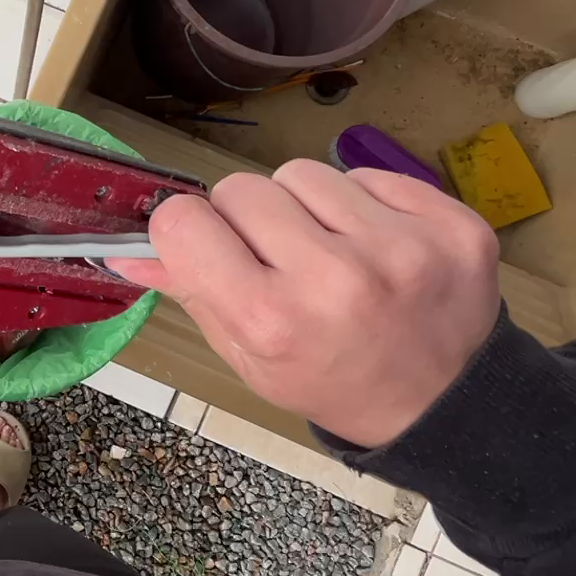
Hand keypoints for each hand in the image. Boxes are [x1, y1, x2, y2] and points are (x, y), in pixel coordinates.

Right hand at [109, 161, 499, 446]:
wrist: (441, 403)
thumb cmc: (322, 379)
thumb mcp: (242, 353)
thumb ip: (187, 291)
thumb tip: (124, 251)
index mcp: (269, 318)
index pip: (183, 222)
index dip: (182, 229)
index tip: (200, 244)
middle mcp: (333, 277)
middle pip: (240, 187)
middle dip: (240, 216)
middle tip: (267, 255)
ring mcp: (400, 247)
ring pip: (300, 172)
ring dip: (298, 205)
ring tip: (323, 248)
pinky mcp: (450, 224)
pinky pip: (365, 174)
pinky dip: (355, 202)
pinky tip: (369, 243)